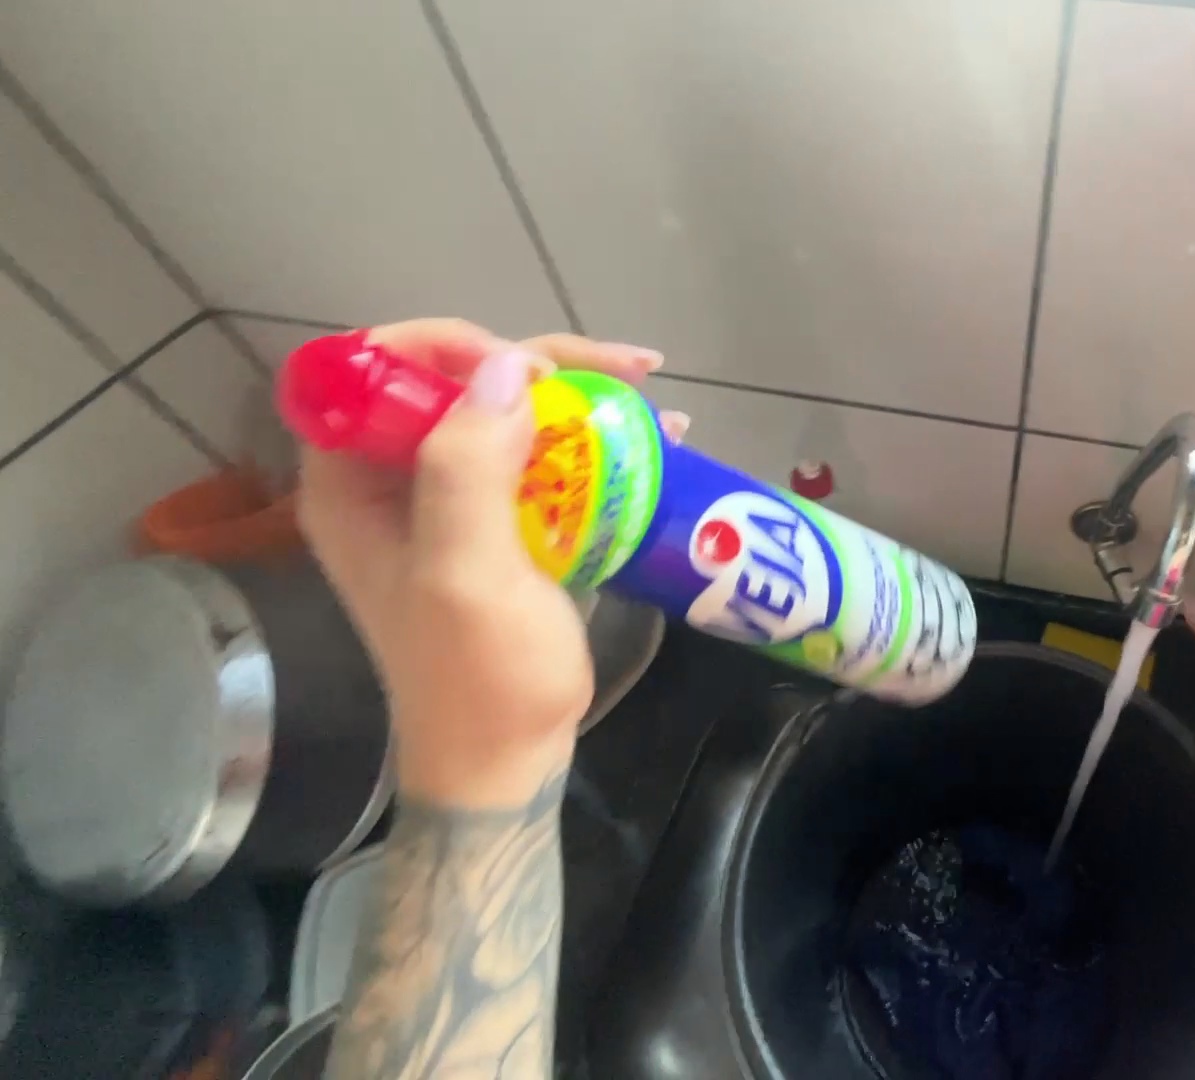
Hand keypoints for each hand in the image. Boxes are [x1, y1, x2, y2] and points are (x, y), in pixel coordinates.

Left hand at [298, 319, 687, 807]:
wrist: (510, 751)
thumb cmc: (482, 674)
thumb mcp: (469, 573)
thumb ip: (467, 468)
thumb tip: (510, 366)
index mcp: (356, 484)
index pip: (377, 370)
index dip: (452, 350)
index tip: (532, 373)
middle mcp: (400, 482)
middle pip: (460, 384)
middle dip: (543, 366)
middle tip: (630, 372)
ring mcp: (459, 504)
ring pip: (513, 418)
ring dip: (583, 400)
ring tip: (655, 401)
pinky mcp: (510, 526)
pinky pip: (549, 462)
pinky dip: (601, 445)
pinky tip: (658, 443)